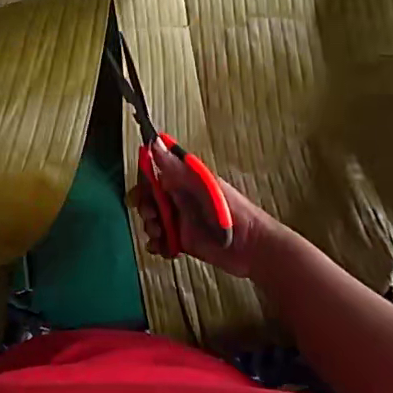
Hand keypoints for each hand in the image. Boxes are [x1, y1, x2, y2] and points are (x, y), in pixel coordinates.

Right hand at [131, 142, 282, 276]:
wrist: (252, 247)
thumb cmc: (230, 211)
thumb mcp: (201, 186)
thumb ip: (175, 167)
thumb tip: (154, 142)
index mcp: (184, 181)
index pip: (154, 177)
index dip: (143, 185)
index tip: (140, 196)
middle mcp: (180, 199)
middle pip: (150, 201)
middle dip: (146, 210)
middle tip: (154, 219)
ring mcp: (181, 221)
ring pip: (154, 222)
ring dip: (151, 229)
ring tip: (162, 237)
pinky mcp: (184, 242)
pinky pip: (162, 242)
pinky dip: (159, 246)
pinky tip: (167, 250)